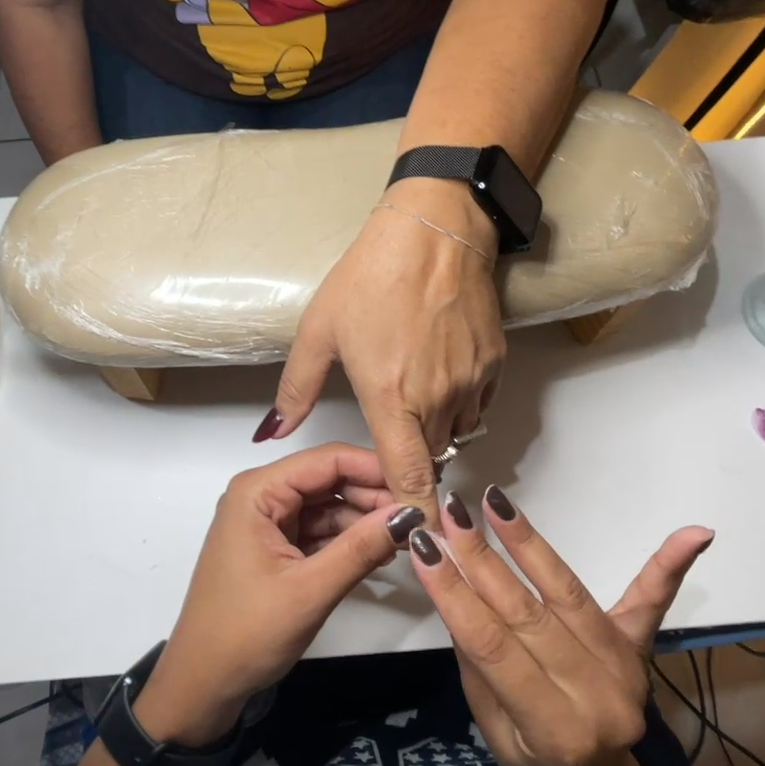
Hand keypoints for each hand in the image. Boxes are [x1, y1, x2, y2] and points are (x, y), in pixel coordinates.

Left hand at [135, 445, 425, 745]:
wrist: (203, 684)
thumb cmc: (246, 633)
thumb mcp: (310, 590)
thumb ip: (361, 548)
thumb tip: (411, 513)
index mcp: (258, 491)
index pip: (328, 459)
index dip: (376, 467)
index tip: (423, 483)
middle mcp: (262, 495)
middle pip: (330, 479)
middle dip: (374, 495)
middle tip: (423, 516)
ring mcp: (268, 521)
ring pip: (329, 505)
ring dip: (366, 520)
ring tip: (410, 536)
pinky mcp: (276, 546)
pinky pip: (320, 530)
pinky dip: (349, 540)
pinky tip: (382, 551)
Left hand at [262, 177, 504, 528]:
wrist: (432, 231)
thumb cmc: (370, 277)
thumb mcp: (319, 331)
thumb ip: (295, 390)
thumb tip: (270, 431)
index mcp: (391, 398)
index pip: (408, 478)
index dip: (410, 512)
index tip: (408, 534)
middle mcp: (438, 399)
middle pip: (430, 458)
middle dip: (411, 463)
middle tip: (389, 443)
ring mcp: (472, 381)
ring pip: (456, 432)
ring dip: (434, 433)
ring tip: (410, 401)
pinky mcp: (494, 362)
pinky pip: (478, 404)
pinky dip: (459, 406)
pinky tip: (437, 377)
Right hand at [411, 487, 712, 765]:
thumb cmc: (532, 763)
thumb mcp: (491, 728)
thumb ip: (480, 660)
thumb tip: (456, 584)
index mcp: (557, 731)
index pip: (493, 646)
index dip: (455, 593)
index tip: (425, 546)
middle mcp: (601, 697)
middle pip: (528, 613)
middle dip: (481, 558)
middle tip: (450, 512)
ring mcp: (627, 669)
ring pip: (569, 594)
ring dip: (528, 542)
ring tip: (494, 502)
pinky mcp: (641, 649)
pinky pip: (653, 603)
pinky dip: (669, 565)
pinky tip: (695, 533)